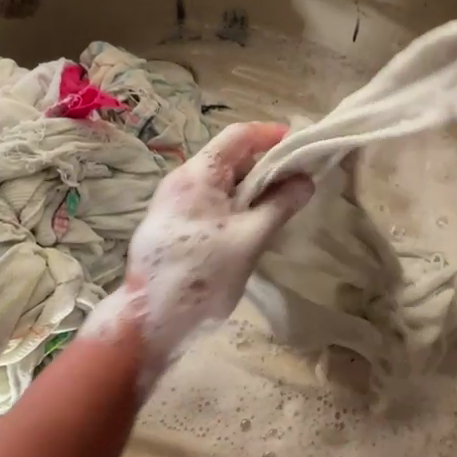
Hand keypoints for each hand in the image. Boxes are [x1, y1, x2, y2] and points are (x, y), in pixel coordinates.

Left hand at [82, 122, 315, 396]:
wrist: (151, 321)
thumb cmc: (202, 274)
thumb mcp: (250, 239)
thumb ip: (280, 205)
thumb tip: (306, 181)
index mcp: (197, 175)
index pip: (238, 135)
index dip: (272, 135)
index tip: (302, 147)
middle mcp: (182, 181)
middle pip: (230, 158)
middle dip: (266, 164)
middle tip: (300, 180)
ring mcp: (175, 204)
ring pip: (222, 183)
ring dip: (253, 188)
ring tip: (284, 203)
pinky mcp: (174, 226)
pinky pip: (212, 203)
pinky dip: (237, 205)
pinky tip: (256, 226)